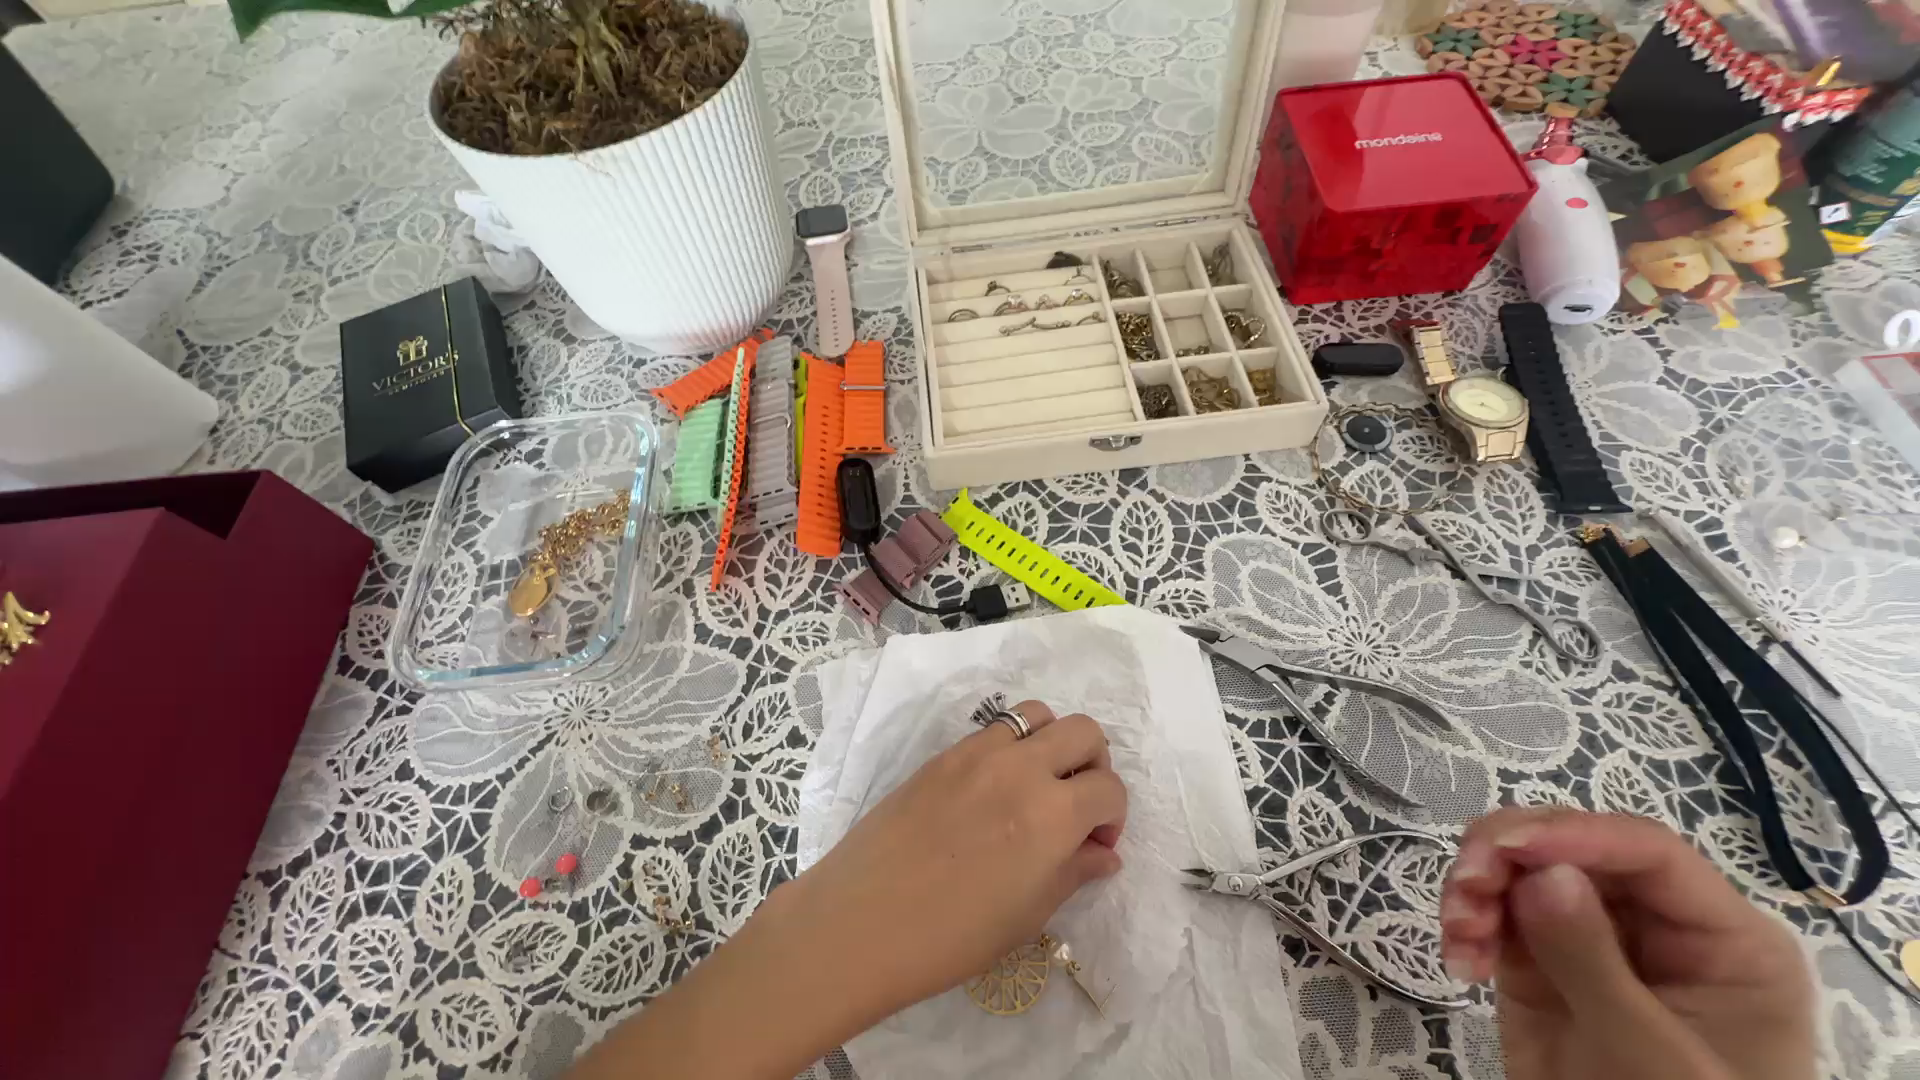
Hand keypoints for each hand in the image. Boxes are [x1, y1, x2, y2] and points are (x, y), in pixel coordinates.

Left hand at [771, 699, 1128, 1017]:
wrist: (863, 919)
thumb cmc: (952, 935)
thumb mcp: (1027, 915)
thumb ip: (1074, 872)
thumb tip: (1104, 852)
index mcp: (1052, 814)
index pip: (1109, 789)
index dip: (1113, 818)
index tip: (1095, 845)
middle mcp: (1021, 768)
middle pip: (1084, 731)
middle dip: (1093, 765)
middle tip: (1076, 805)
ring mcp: (978, 753)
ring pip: (1037, 715)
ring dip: (1051, 744)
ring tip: (1036, 786)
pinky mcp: (944, 753)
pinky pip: (993, 730)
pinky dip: (1010, 747)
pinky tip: (992, 790)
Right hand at [1441, 808, 1814, 1079]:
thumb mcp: (1646, 1056)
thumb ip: (1594, 961)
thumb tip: (1539, 871)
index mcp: (1722, 939)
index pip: (1646, 851)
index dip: (1572, 833)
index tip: (1502, 847)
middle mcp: (1656, 923)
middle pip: (1569, 846)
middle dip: (1504, 858)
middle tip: (1463, 888)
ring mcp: (1592, 937)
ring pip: (1519, 867)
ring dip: (1475, 888)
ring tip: (1458, 937)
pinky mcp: (1539, 956)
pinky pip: (1494, 908)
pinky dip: (1465, 920)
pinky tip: (1459, 959)